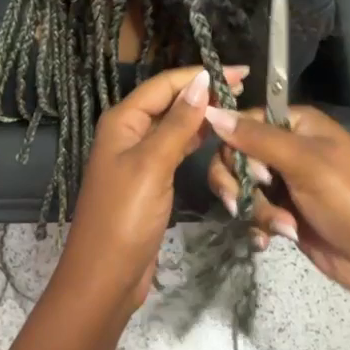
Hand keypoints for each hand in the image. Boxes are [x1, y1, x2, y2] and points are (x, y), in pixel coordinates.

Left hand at [68, 65, 247, 305]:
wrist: (104, 278)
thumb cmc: (124, 216)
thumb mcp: (153, 165)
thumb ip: (178, 123)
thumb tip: (201, 80)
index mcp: (123, 120)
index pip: (165, 84)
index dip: (200, 75)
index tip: (239, 71)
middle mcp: (129, 132)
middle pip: (170, 101)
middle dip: (204, 92)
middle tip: (244, 87)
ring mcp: (139, 157)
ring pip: (175, 125)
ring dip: (202, 116)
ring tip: (238, 108)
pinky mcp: (150, 180)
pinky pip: (176, 149)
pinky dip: (196, 140)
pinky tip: (218, 138)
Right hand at [204, 104, 349, 300]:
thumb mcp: (304, 163)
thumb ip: (256, 138)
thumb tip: (210, 111)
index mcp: (296, 124)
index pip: (243, 121)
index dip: (237, 146)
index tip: (251, 172)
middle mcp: (286, 147)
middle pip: (235, 155)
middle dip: (241, 184)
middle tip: (245, 205)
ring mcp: (284, 182)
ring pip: (241, 186)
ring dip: (255, 210)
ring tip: (281, 229)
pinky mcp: (283, 213)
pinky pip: (251, 212)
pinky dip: (257, 226)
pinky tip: (270, 241)